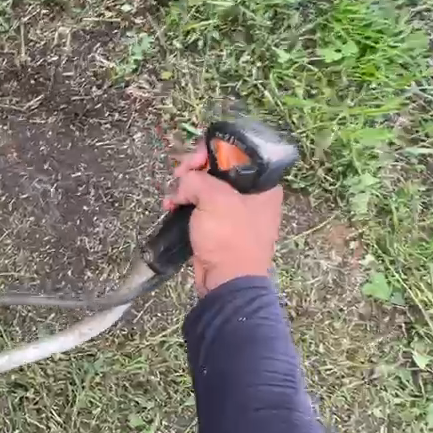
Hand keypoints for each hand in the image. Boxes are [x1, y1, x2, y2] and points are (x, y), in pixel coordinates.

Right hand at [164, 143, 282, 295]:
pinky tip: (170, 208)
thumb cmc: (229, 238)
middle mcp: (250, 194)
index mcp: (262, 184)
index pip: (236, 152)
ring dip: (183, 188)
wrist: (228, 281)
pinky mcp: (217, 225)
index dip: (210, 152)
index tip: (192, 162)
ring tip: (170, 199)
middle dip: (192, 171)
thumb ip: (197, 180)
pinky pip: (199, 205)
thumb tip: (183, 184)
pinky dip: (183, 203)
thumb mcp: (215, 199)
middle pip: (217, 168)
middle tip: (177, 178)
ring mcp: (233, 210)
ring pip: (204, 186)